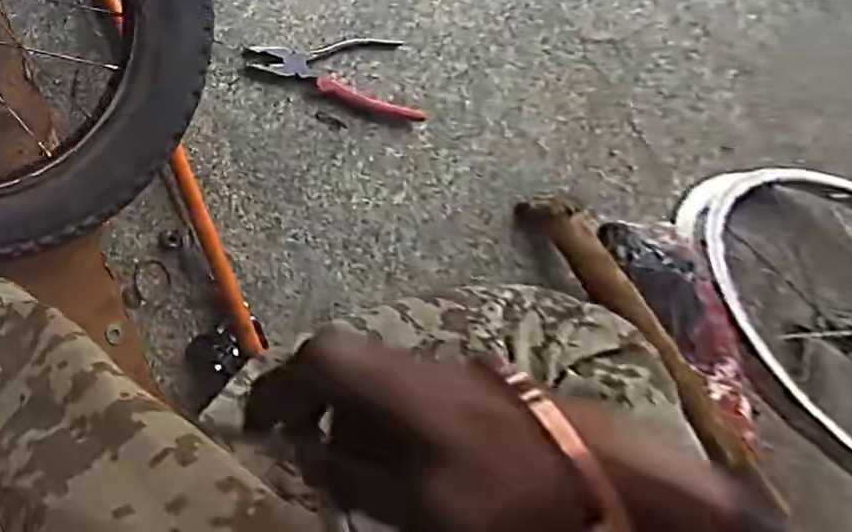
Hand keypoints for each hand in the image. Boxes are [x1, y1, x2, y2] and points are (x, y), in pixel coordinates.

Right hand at [245, 335, 752, 531]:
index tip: (255, 426)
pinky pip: (386, 392)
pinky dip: (377, 422)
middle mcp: (374, 352)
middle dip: (308, 412)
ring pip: (354, 383)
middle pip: (320, 373)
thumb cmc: (496, 478)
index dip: (269, 401)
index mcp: (356, 369)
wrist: (596, 461)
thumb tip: (310, 461)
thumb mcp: (419, 500)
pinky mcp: (440, 376)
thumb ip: (352, 479)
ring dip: (343, 419)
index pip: (291, 373)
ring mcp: (410, 361)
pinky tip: (393, 456)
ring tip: (349, 463)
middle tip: (301, 446)